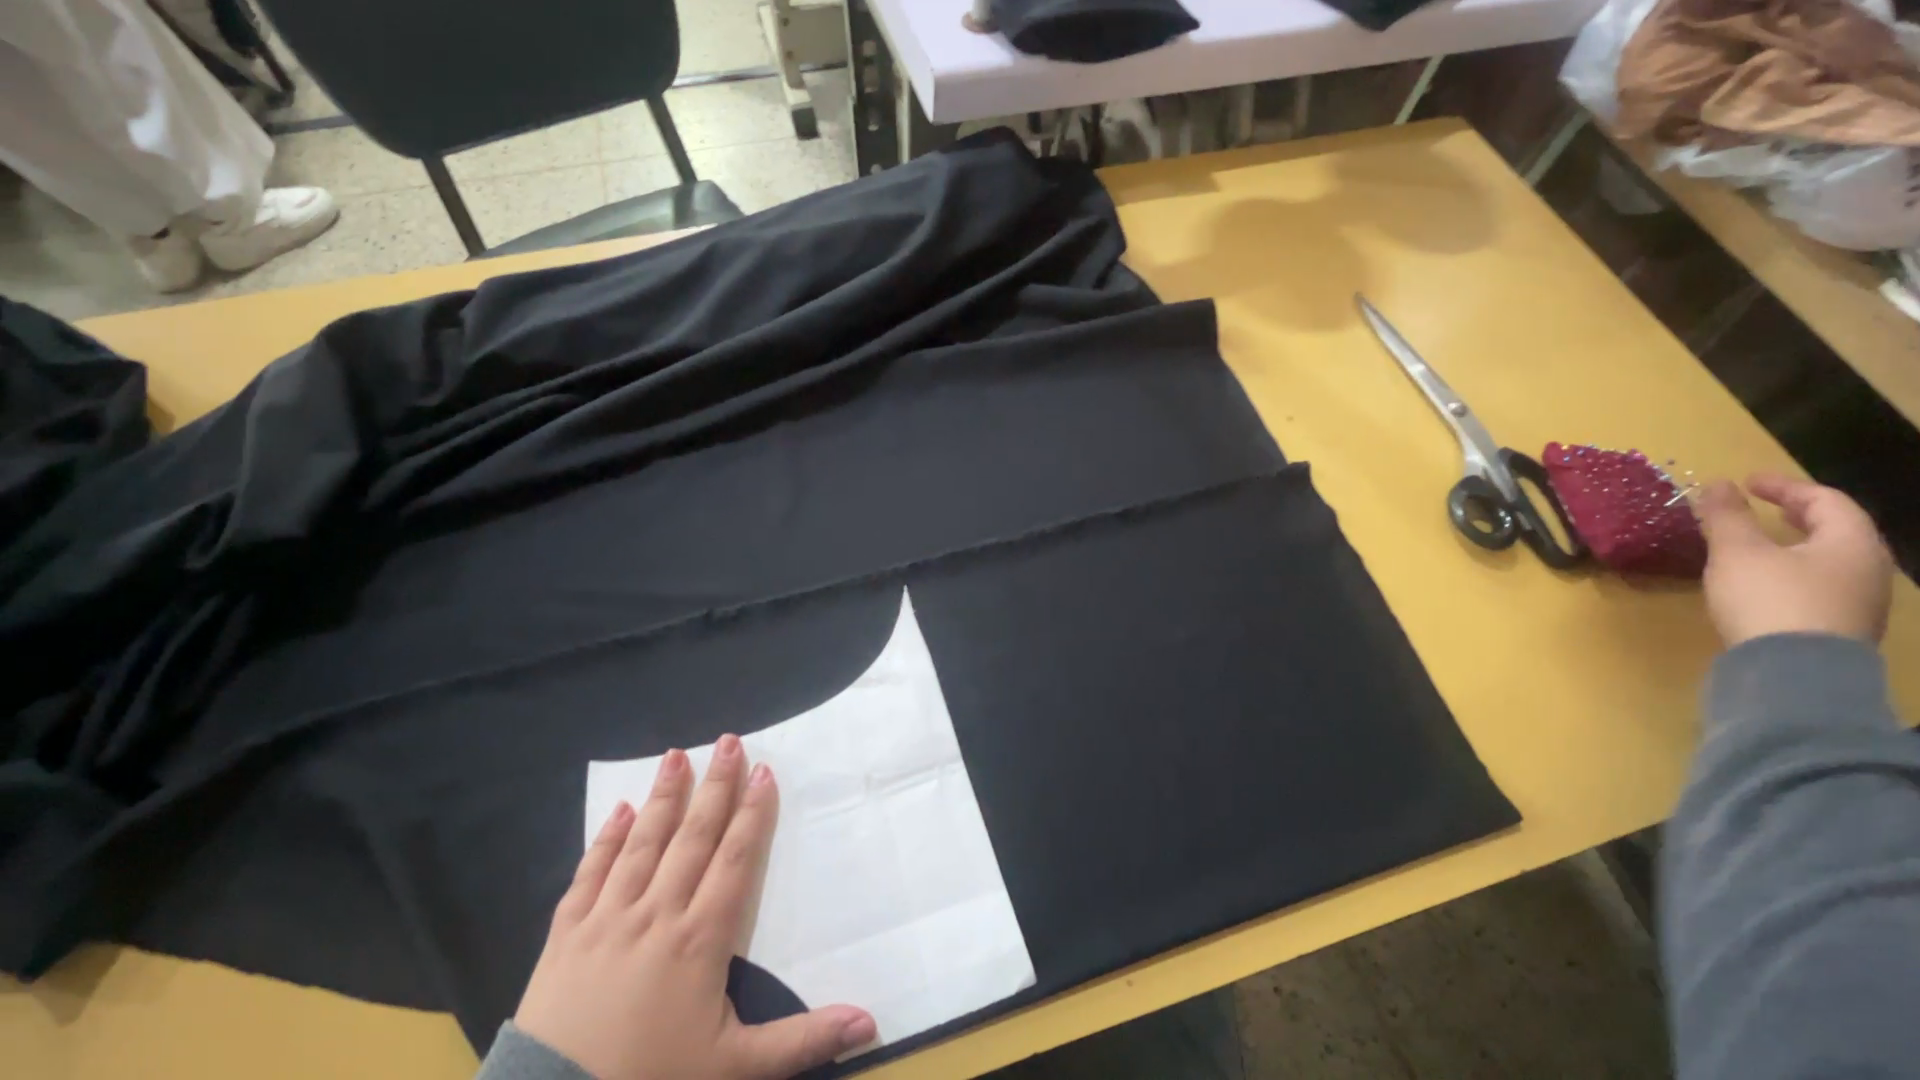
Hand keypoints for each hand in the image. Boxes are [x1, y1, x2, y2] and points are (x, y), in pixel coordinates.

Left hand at [514, 735, 876, 1079]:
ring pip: (642, 844)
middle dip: (714, 787)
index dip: (752, 815)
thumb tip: (871, 1022)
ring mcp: (607, 918)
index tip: (764, 771)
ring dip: (663, 797)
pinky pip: (590, 873)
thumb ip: (804, 1040)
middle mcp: (656, 913)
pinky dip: (606, 840)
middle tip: (728, 741)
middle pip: (692, 838)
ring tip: (676, 755)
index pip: (734, 860)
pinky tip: (619, 812)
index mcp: (701, 938)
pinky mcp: (567, 933)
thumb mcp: (737, 1068)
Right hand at [1696, 473, 1893, 647]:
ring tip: (1761, 545)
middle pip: (1837, 530)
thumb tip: (1719, 484)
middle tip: (1764, 508)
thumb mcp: (1737, 552)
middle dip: (1798, 515)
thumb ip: (1727, 516)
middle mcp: (1868, 568)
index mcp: (1851, 542)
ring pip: (1830, 560)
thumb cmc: (1769, 600)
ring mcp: (1861, 603)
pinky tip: (1767, 582)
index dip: (1784, 486)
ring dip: (1797, 545)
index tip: (1747, 482)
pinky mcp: (1842, 629)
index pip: (1826, 500)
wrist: (1794, 675)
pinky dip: (1795, 572)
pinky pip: (1823, 586)